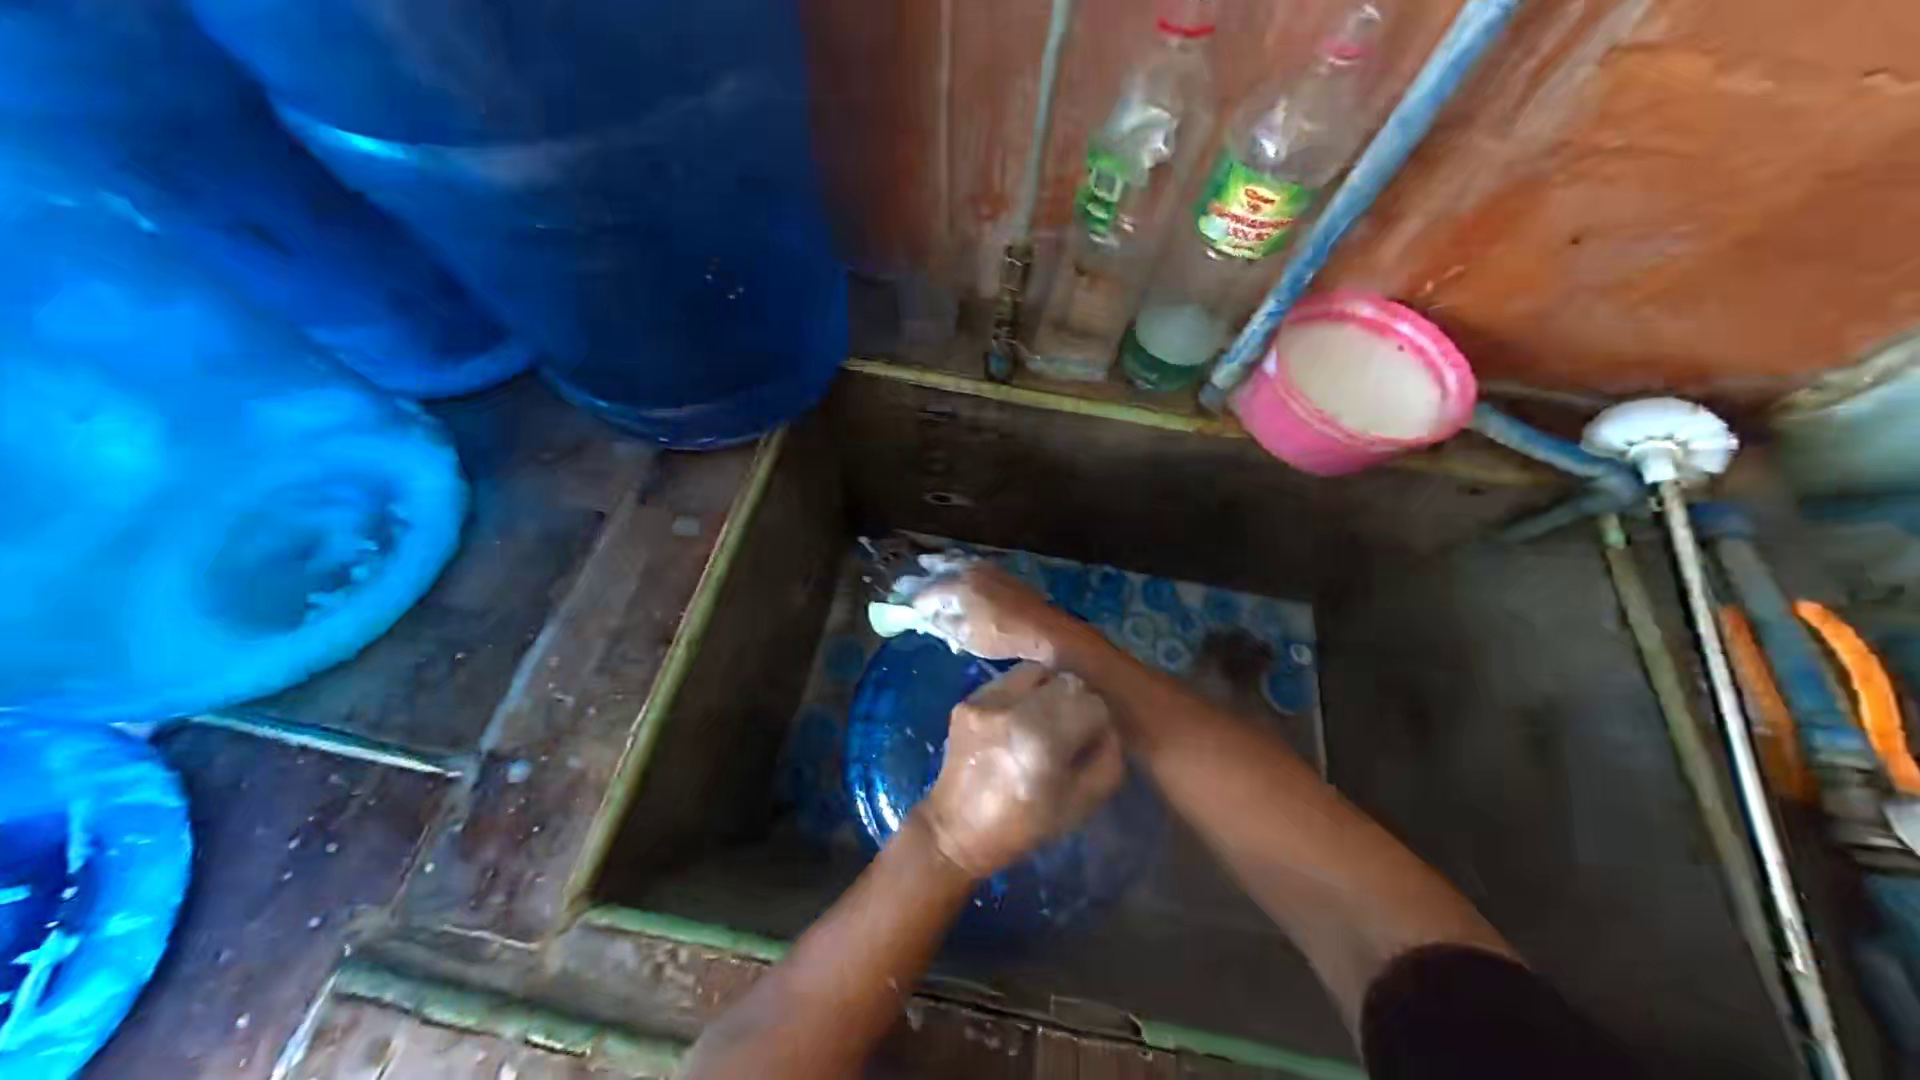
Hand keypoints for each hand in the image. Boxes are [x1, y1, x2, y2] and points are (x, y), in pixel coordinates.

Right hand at [911, 564, 1082, 663]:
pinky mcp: (1002, 573)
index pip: (926, 592)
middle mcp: (970, 571)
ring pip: (958, 561)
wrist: (1044, 629)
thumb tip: (927, 617)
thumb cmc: (1002, 637)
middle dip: (925, 570)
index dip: (914, 601)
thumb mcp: (966, 638)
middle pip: (941, 565)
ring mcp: (988, 568)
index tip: (905, 605)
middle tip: (912, 574)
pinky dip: (960, 566)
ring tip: (932, 565)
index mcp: (957, 586)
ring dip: (943, 563)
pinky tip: (961, 572)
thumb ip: (942, 625)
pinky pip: (973, 564)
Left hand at [916, 662, 1124, 878]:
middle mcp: (1013, 710)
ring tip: (1043, 718)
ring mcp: (986, 700)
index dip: (1098, 722)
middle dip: (1076, 703)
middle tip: (1069, 728)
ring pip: (1037, 672)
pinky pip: (1008, 680)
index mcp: (1044, 740)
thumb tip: (1106, 726)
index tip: (1089, 741)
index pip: (1093, 704)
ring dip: (1049, 691)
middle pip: (1067, 682)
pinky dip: (1021, 693)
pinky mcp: (967, 699)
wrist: (958, 829)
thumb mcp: (1081, 804)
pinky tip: (1017, 719)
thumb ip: (1107, 758)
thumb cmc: (1024, 824)